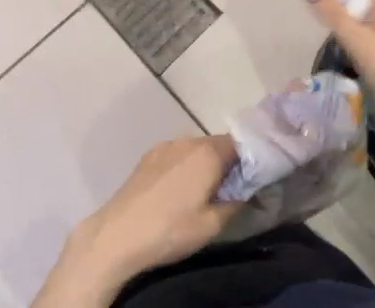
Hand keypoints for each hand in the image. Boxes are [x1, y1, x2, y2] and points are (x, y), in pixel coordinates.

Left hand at [38, 136, 241, 305]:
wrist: (119, 233)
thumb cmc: (171, 229)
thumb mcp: (212, 224)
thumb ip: (235, 202)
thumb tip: (249, 191)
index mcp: (206, 153)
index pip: (239, 144)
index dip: (250, 159)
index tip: (255, 178)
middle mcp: (186, 141)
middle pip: (216, 144)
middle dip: (228, 162)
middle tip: (233, 189)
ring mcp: (164, 146)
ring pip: (195, 148)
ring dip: (205, 163)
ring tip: (205, 191)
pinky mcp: (148, 156)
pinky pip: (176, 154)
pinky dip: (185, 165)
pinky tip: (180, 189)